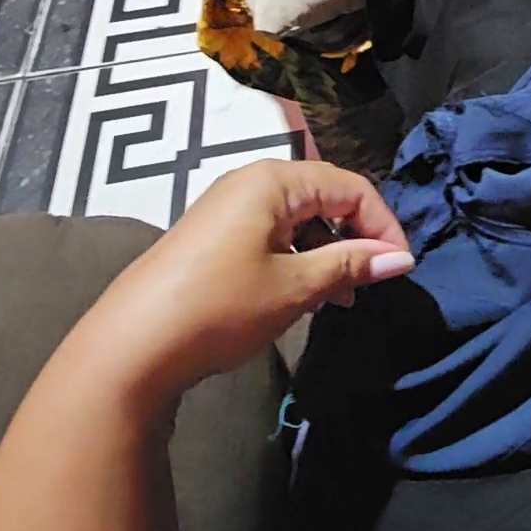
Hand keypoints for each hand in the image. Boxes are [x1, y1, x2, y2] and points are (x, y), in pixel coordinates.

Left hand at [70, 160, 414, 411]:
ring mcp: (231, 208)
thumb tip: (402, 259)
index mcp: (274, 180)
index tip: (401, 267)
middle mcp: (253, 182)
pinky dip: (301, 258)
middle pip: (326, 197)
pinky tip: (310, 294)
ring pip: (302, 218)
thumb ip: (351, 265)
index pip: (350, 187)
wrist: (128, 350)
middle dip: (358, 236)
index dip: (383, 225)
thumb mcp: (295, 287)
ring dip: (331, 251)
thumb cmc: (220, 307)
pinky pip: (276, 234)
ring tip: (346, 296)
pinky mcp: (217, 235)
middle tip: (377, 279)